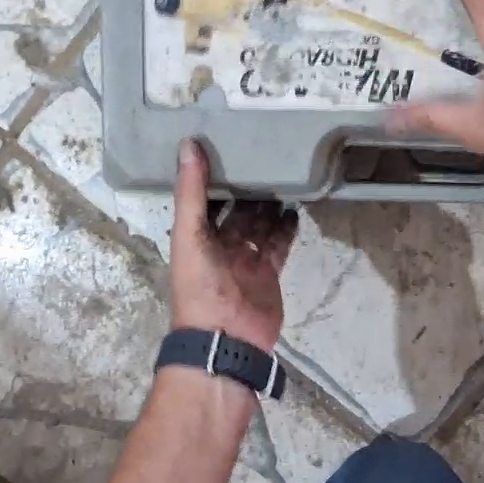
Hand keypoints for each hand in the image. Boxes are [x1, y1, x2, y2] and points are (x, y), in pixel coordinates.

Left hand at [169, 140, 297, 350]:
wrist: (227, 338)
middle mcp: (220, 246)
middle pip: (236, 212)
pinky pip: (279, 245)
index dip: (213, 177)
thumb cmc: (200, 285)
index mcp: (195, 237)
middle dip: (247, 189)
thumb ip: (190, 192)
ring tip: (284, 176)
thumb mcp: (189, 234)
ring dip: (270, 205)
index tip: (226, 146)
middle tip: (265, 157)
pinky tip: (295, 207)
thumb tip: (188, 144)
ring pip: (260, 226)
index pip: (205, 200)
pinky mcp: (269, 273)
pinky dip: (286, 228)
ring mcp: (246, 260)